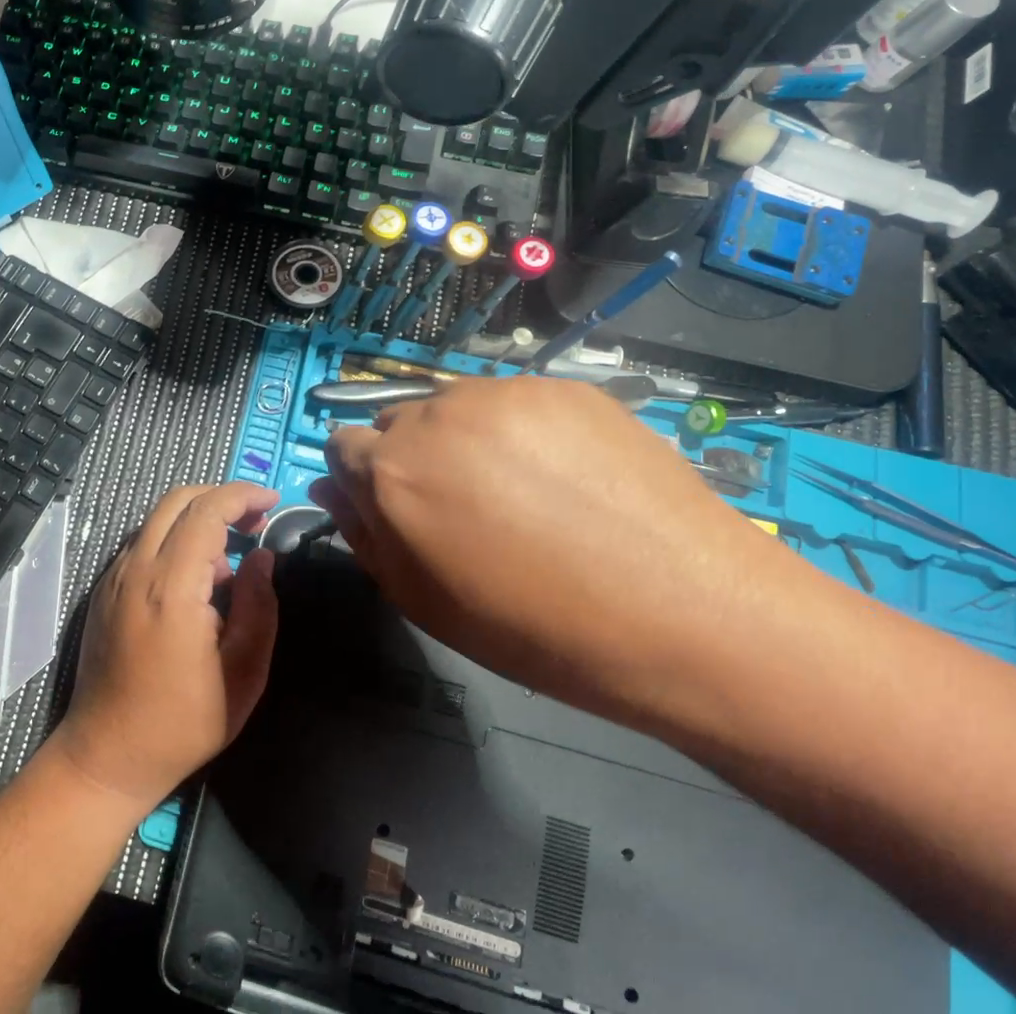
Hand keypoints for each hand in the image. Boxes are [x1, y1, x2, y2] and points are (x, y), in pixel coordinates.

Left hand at [51, 483, 281, 806]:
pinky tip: (195, 582)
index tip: (273, 502)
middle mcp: (135, 570)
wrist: (108, 753)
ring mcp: (112, 579)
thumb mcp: (243, 672)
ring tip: (231, 563)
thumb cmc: (183, 722)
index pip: (206, 512)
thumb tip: (262, 557)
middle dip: (220, 499)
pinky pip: (140, 546)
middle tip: (255, 523)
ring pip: (155, 522)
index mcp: (171, 587)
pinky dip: (172, 542)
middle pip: (175, 502)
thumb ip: (258, 606)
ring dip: (195, 522)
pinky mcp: (103, 593)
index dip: (243, 496)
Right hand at [310, 376, 815, 725]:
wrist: (681, 613)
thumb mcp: (422, 599)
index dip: (364, 481)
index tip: (399, 513)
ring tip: (518, 493)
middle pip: (396, 422)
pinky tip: (564, 478)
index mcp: (391, 473)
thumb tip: (334, 490)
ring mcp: (506, 395)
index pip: (342, 446)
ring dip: (463, 440)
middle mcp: (437, 417)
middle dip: (412, 457)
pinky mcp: (567, 387)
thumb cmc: (532, 627)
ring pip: (455, 406)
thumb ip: (364, 536)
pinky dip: (520, 431)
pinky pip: (515, 402)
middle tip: (462, 509)